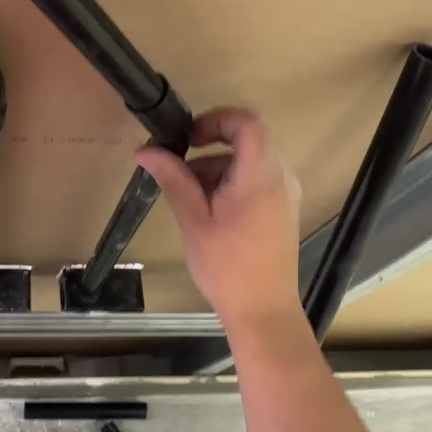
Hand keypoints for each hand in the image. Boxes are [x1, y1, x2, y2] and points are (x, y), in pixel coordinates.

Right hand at [136, 109, 305, 326]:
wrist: (263, 312)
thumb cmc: (226, 267)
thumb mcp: (193, 219)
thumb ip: (172, 178)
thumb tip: (145, 150)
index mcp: (260, 176)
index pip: (248, 122)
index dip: (216, 119)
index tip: (189, 138)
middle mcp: (281, 178)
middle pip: (248, 140)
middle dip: (210, 148)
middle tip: (180, 168)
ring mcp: (286, 194)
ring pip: (250, 161)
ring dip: (217, 167)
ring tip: (189, 196)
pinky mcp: (283, 210)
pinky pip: (257, 179)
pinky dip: (231, 182)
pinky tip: (209, 210)